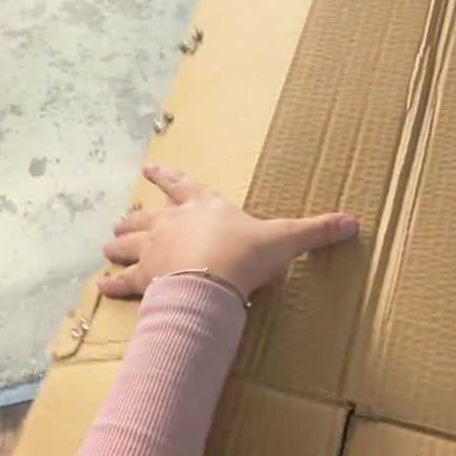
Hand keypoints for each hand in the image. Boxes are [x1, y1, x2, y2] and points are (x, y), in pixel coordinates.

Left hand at [98, 163, 358, 299]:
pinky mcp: (145, 277)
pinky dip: (113, 284)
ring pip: (129, 244)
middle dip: (136, 218)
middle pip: (147, 216)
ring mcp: (155, 249)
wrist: (214, 280)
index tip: (149, 168)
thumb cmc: (246, 254)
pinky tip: (102, 287)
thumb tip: (353, 223)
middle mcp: (173, 223)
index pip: (182, 184)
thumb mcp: (285, 239)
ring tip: (107, 246)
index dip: (166, 176)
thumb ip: (315, 232)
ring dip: (119, 245)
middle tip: (122, 221)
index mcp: (203, 206)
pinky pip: (124, 280)